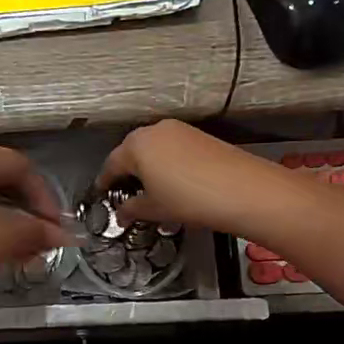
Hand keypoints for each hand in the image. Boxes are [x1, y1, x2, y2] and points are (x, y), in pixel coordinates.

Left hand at [0, 143, 69, 302]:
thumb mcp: (2, 238)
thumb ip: (38, 232)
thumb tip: (60, 234)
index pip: (22, 167)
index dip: (45, 197)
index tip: (53, 225)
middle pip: (0, 182)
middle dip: (24, 215)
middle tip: (37, 242)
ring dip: (3, 225)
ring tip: (14, 254)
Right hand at [96, 120, 305, 237]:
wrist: (241, 190)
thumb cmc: (188, 199)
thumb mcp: (154, 209)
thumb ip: (131, 209)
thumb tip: (121, 213)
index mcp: (136, 145)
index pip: (111, 164)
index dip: (104, 182)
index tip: (102, 195)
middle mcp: (154, 130)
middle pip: (131, 152)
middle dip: (126, 173)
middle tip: (125, 195)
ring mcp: (179, 130)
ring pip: (153, 149)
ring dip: (147, 168)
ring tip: (150, 192)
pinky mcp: (199, 135)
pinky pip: (172, 149)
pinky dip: (166, 164)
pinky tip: (172, 183)